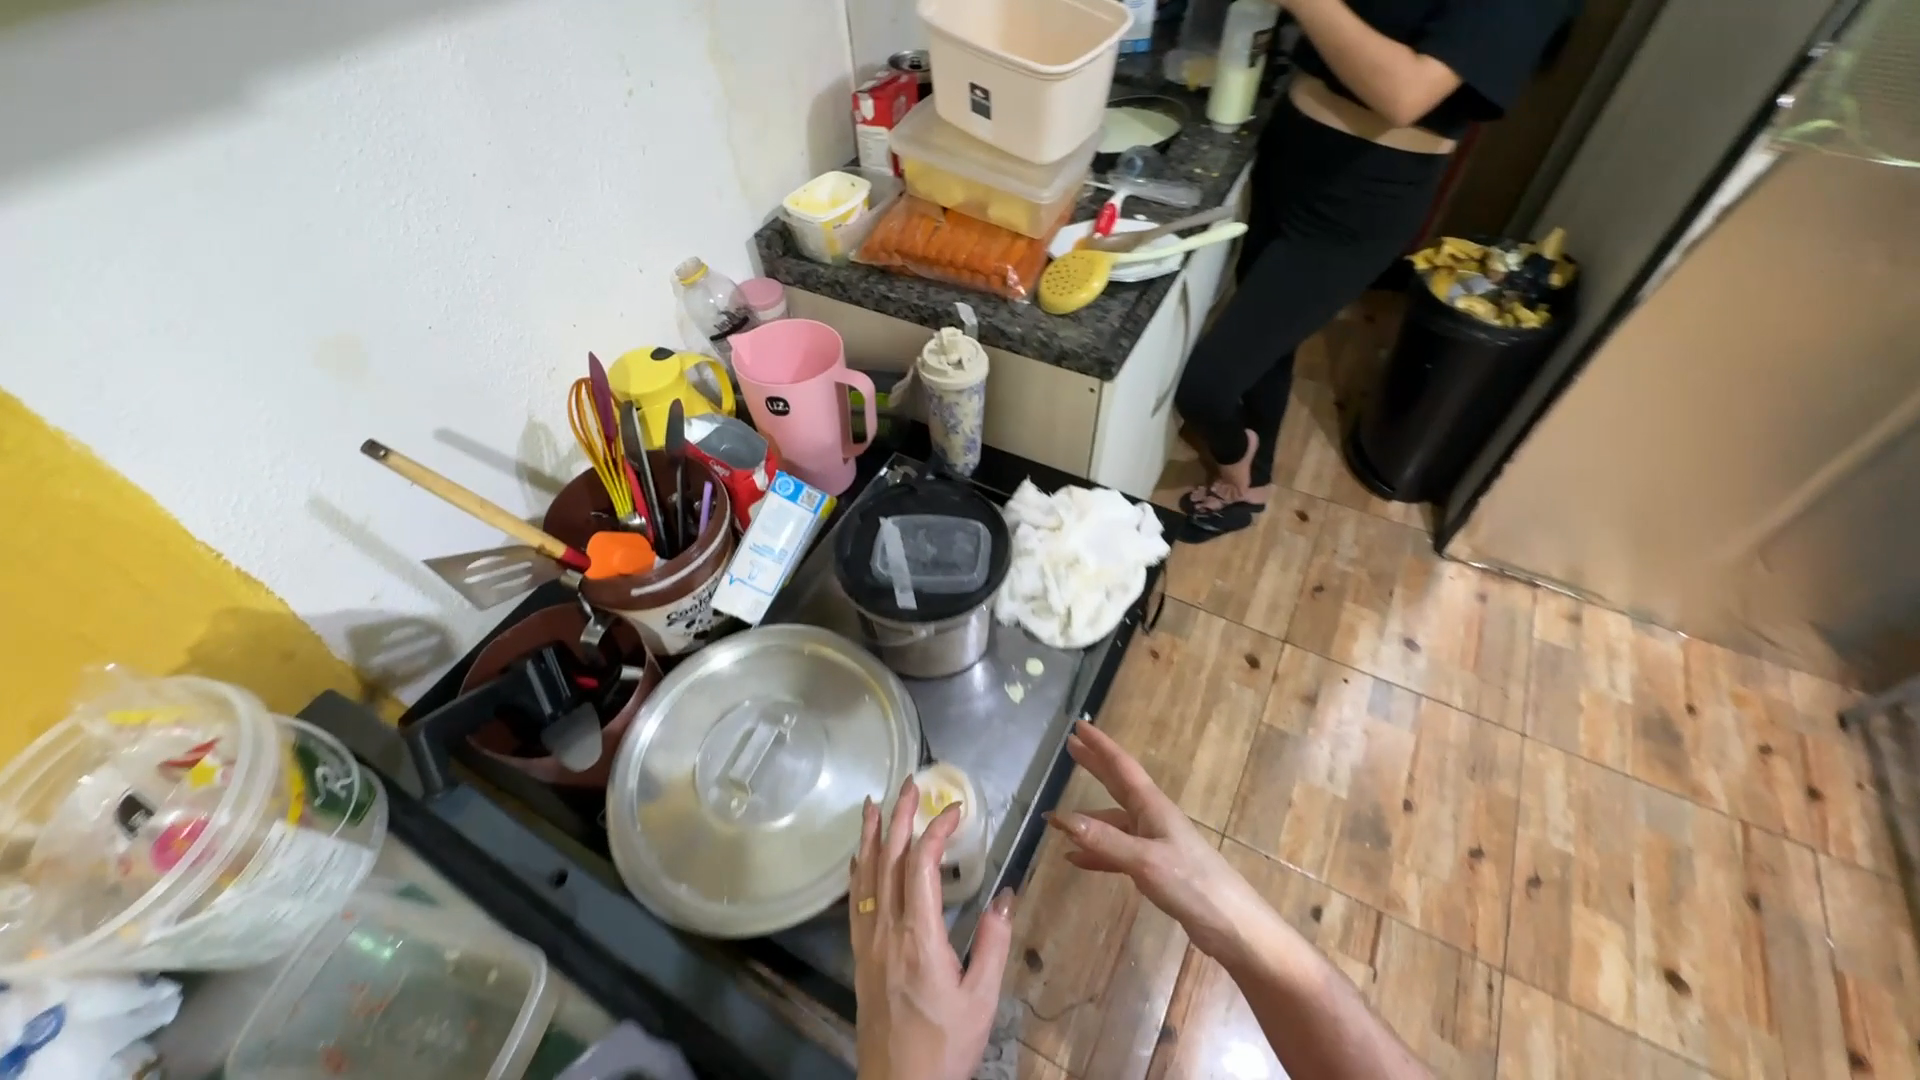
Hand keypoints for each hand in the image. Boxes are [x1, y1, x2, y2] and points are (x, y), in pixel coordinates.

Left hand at [850, 776, 1015, 1079]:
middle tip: (910, 784)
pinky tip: (859, 857)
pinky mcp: (860, 955)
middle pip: (888, 859)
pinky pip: (855, 900)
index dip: (936, 830)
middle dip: (899, 817)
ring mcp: (868, 941)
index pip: (921, 865)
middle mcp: (887, 930)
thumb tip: (1004, 895)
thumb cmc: (945, 1045)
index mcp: (919, 936)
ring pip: (865, 875)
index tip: (955, 811)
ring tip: (874, 803)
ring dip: (870, 835)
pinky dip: (858, 870)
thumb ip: (993, 944)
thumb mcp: (982, 999)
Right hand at [1046, 719, 1265, 959]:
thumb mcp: (1145, 861)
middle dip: (1094, 766)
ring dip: (1086, 819)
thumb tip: (1062, 819)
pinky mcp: (1155, 869)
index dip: (1099, 746)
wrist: (1232, 927)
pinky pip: (1116, 853)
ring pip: (1113, 823)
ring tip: (1055, 821)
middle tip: (1070, 748)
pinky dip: (1095, 853)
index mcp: (1153, 807)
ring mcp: (1154, 844)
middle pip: (1117, 785)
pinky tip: (1075, 859)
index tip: (1079, 726)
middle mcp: (1152, 818)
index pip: (1121, 767)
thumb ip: (1104, 841)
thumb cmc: (1193, 885)